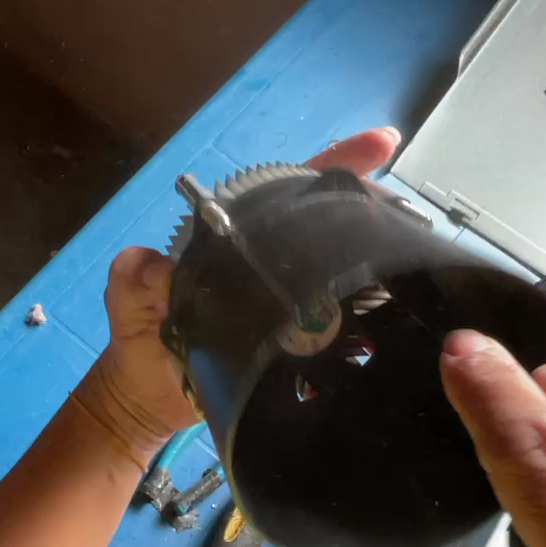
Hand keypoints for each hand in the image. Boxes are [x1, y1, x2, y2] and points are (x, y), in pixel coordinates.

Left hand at [75, 128, 404, 460]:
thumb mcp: (128, 305)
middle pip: (324, 223)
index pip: (284, 192)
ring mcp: (282, 303)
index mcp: (230, 242)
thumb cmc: (136, 344)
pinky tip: (394, 316)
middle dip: (371, 210)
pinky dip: (362, 312)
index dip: (331, 167)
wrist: (147, 402)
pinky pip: (333, 319)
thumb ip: (131, 282)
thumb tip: (149, 264)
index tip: (380, 145)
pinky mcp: (293, 342)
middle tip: (415, 218)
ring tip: (418, 259)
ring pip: (336, 268)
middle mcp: (263, 264)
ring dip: (376, 259)